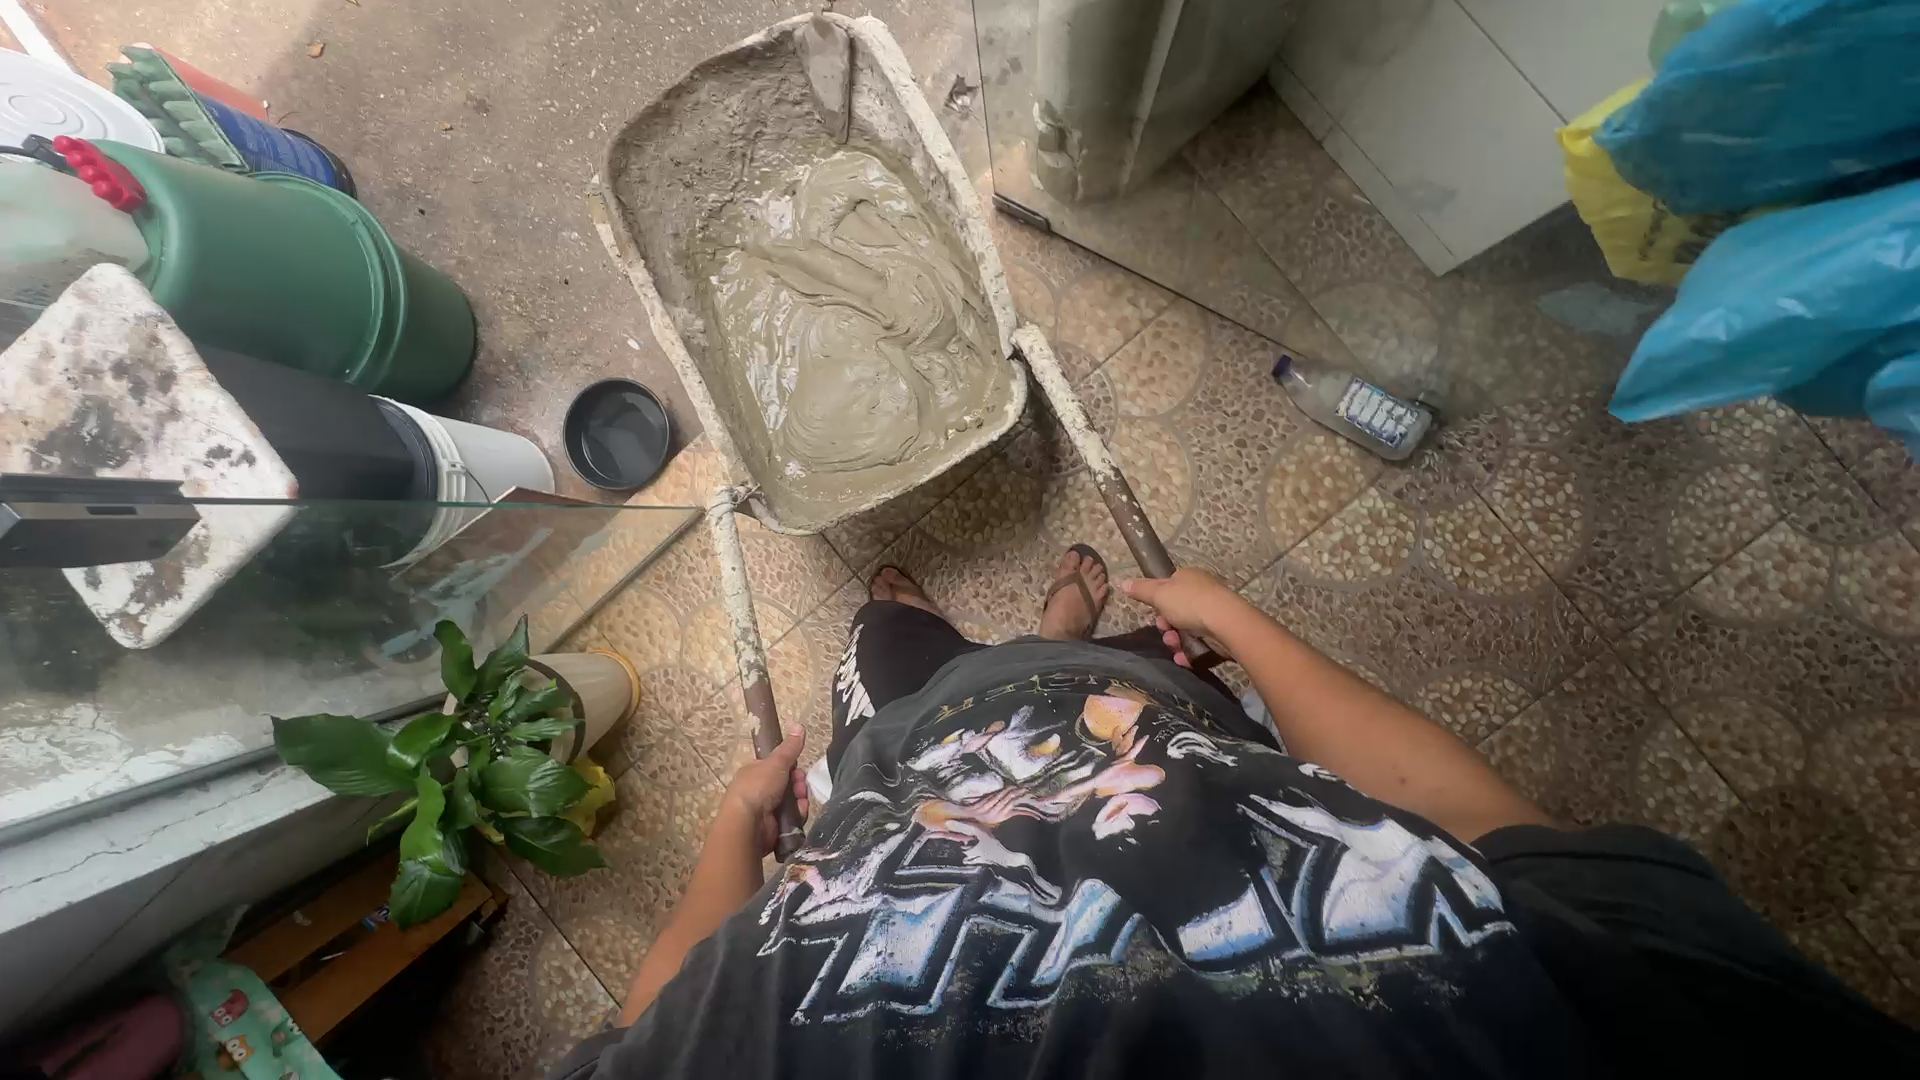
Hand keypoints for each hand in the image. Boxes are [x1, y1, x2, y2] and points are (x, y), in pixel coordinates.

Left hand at [720, 726, 809, 856]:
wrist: (747, 823)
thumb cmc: (758, 787)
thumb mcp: (776, 762)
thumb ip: (790, 747)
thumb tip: (798, 724)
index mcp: (754, 773)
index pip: (778, 767)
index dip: (791, 767)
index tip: (797, 769)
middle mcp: (758, 791)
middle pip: (788, 784)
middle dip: (798, 784)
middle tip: (799, 786)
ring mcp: (765, 810)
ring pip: (792, 801)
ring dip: (799, 800)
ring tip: (799, 802)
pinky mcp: (772, 827)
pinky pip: (791, 818)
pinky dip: (797, 815)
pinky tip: (798, 814)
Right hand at [1120, 568, 1242, 667]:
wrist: (1226, 624)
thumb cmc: (1189, 603)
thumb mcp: (1159, 593)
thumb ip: (1141, 589)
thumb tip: (1123, 582)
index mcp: (1189, 578)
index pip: (1169, 587)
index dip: (1158, 601)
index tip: (1154, 613)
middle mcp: (1203, 593)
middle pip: (1176, 611)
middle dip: (1166, 625)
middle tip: (1165, 632)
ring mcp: (1213, 614)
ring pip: (1186, 630)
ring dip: (1176, 640)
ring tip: (1175, 646)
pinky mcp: (1221, 634)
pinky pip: (1200, 644)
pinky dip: (1189, 652)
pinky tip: (1184, 658)